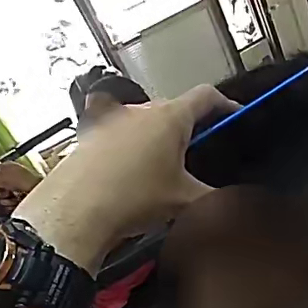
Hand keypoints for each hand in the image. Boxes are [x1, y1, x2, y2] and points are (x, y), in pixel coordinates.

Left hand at [14, 85, 236, 269]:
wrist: (74, 211)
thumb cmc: (129, 198)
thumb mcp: (186, 201)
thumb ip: (215, 198)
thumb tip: (230, 204)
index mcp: (170, 117)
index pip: (207, 96)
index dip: (226, 104)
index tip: (232, 114)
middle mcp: (139, 110)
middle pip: (174, 108)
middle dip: (189, 127)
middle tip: (199, 151)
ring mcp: (110, 120)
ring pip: (144, 120)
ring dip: (156, 136)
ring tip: (161, 167)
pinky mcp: (88, 135)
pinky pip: (117, 132)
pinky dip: (128, 145)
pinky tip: (129, 171)